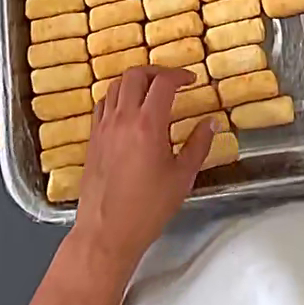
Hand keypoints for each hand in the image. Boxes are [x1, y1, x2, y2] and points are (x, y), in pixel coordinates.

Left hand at [72, 66, 215, 269]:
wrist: (106, 233)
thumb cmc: (148, 208)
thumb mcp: (182, 177)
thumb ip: (198, 145)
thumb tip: (211, 122)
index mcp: (148, 124)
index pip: (163, 83)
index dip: (179, 75)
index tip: (191, 80)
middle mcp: (123, 118)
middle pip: (136, 75)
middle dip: (156, 71)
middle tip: (172, 81)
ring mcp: (104, 127)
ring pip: (116, 85)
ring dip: (135, 81)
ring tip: (150, 91)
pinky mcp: (92, 138)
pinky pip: (103, 104)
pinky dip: (117, 96)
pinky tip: (127, 109)